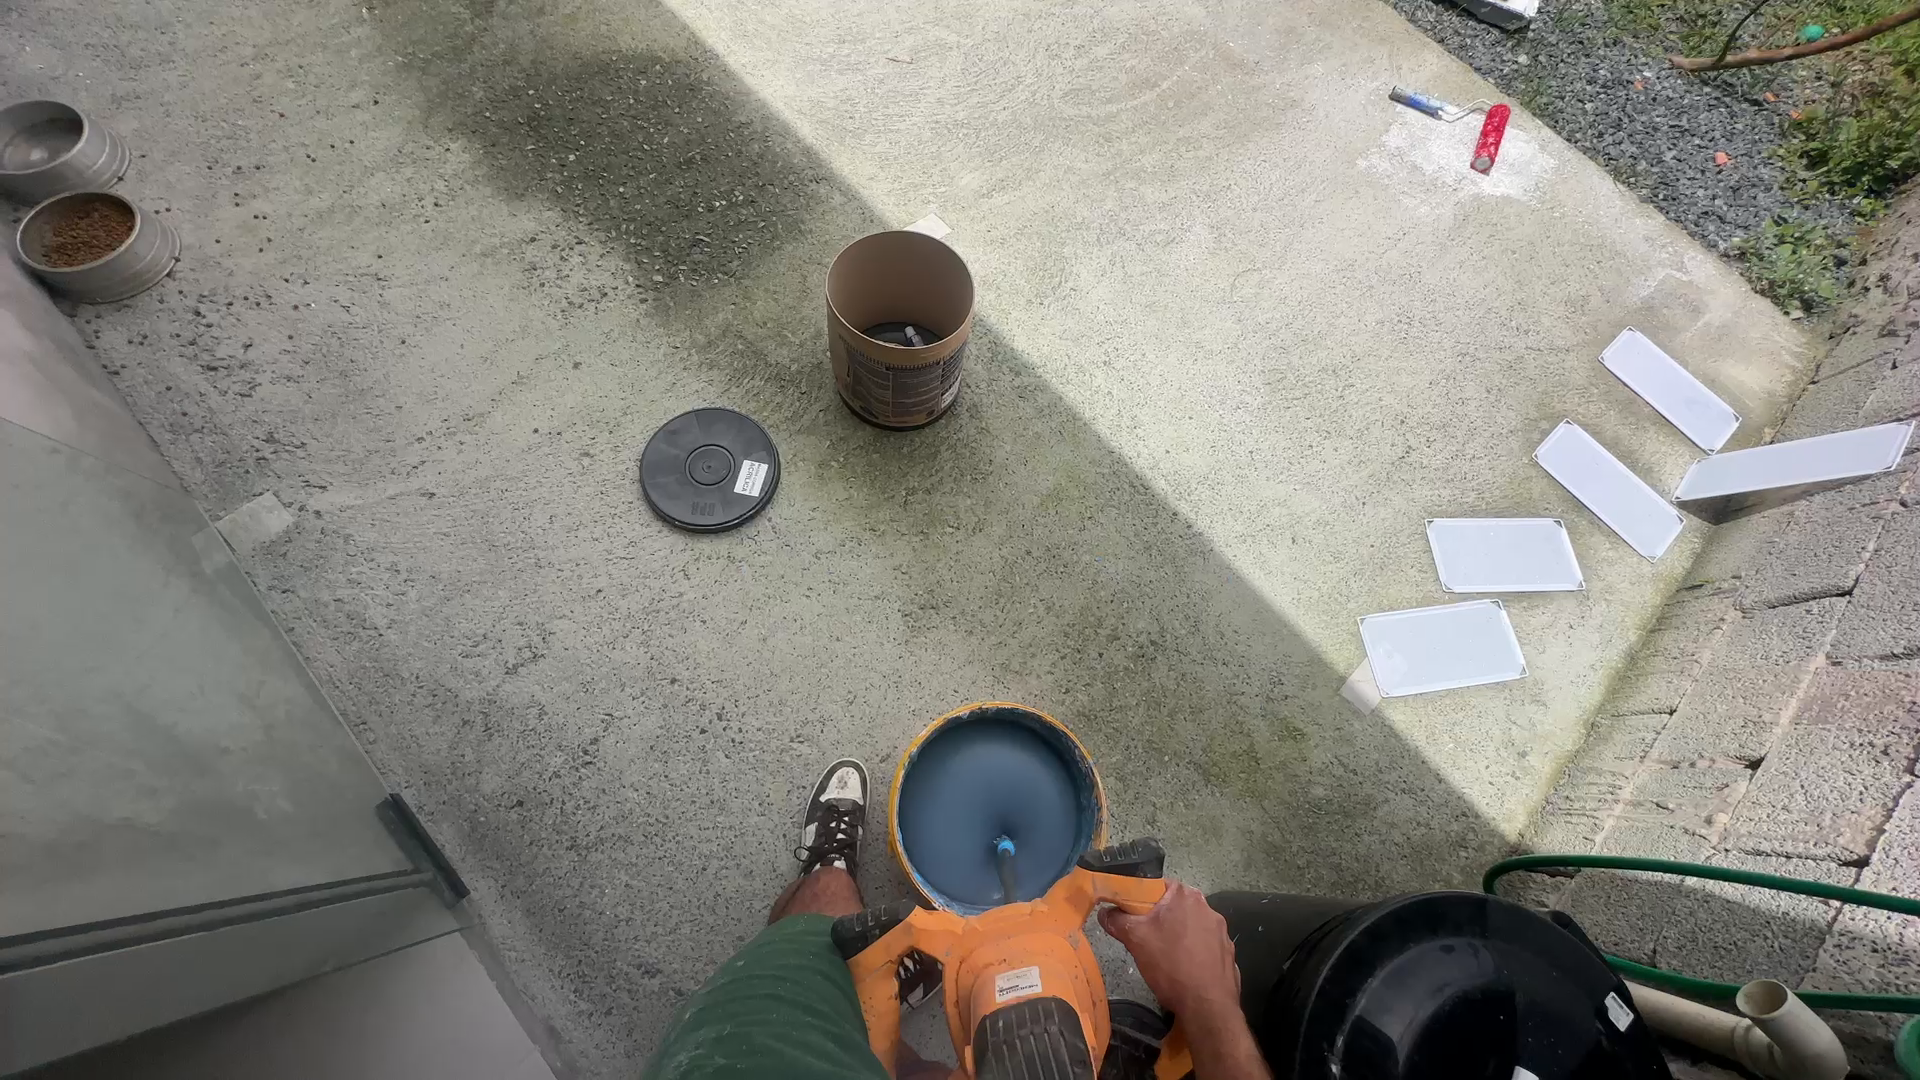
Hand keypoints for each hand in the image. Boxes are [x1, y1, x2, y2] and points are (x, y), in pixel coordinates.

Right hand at [1098, 880, 1239, 1017]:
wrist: (1207, 1009)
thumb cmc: (1170, 965)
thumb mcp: (1135, 939)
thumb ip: (1117, 920)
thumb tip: (1105, 913)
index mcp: (1185, 895)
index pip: (1158, 886)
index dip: (1143, 899)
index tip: (1134, 916)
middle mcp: (1208, 908)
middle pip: (1175, 907)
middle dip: (1161, 920)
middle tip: (1146, 938)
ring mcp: (1222, 932)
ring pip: (1191, 928)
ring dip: (1179, 937)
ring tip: (1166, 959)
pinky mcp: (1229, 955)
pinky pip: (1206, 948)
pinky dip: (1195, 955)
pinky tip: (1185, 972)